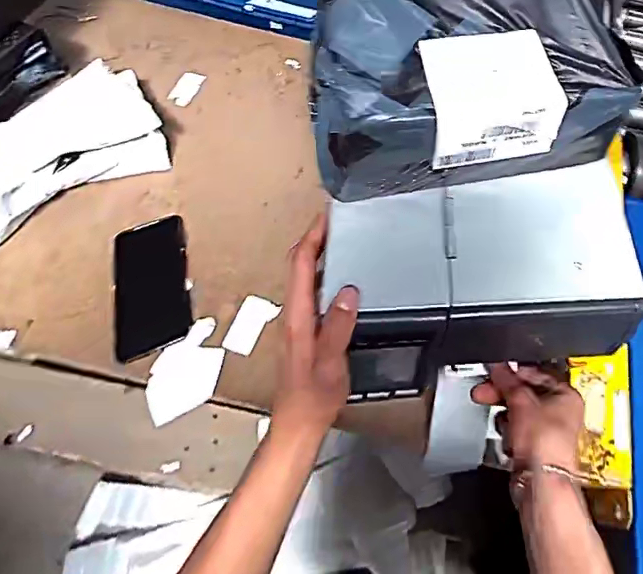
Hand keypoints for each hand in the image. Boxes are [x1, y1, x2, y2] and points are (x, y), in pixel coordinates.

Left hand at [272, 213, 357, 436]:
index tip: (327, 217)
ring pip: (302, 277)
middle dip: (314, 238)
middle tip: (334, 220)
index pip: (300, 265)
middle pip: (298, 265)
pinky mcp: (303, 330)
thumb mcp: (330, 363)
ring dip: (317, 253)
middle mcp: (293, 315)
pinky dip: (322, 272)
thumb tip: (348, 292)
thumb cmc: (312, 399)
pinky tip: (339, 275)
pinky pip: (310, 290)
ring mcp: (297, 322)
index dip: (312, 237)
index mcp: (297, 318)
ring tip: (339, 238)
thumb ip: (338, 327)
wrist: (297, 426)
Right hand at [472, 363, 585, 472]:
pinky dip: (510, 434)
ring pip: (521, 414)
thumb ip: (508, 380)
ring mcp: (549, 432)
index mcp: (566, 395)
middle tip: (484, 391)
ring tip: (500, 421)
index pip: (536, 374)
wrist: (540, 484)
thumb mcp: (520, 400)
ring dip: (506, 416)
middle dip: (503, 394)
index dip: (514, 372)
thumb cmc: (543, 442)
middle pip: (526, 394)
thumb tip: (499, 367)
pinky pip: (519, 433)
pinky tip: (507, 439)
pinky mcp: (536, 450)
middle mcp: (562, 413)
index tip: (495, 371)